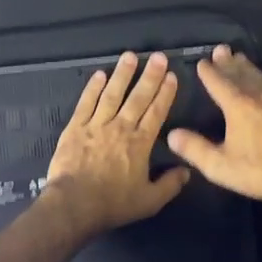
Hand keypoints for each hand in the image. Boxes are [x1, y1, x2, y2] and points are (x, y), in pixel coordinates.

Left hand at [42, 51, 190, 236]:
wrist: (74, 204)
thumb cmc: (113, 204)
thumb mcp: (149, 201)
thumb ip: (170, 185)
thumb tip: (187, 171)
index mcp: (140, 143)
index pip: (156, 112)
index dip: (165, 94)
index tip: (172, 77)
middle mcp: (120, 128)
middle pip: (137, 98)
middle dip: (150, 76)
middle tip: (158, 57)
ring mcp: (95, 126)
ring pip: (111, 95)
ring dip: (122, 75)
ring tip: (130, 57)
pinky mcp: (74, 129)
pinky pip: (85, 103)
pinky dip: (92, 88)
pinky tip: (99, 75)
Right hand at [165, 45, 261, 214]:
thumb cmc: (261, 172)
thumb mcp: (220, 166)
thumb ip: (194, 149)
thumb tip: (171, 134)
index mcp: (238, 106)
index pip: (219, 82)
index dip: (208, 72)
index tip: (201, 62)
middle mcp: (261, 94)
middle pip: (241, 73)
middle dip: (229, 61)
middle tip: (221, 49)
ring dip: (250, 66)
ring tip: (242, 57)